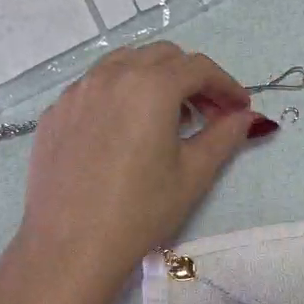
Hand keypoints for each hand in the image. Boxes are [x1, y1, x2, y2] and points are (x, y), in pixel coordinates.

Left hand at [14, 42, 268, 300]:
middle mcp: (111, 76)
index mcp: (151, 86)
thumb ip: (225, 136)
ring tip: (166, 120)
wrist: (70, 247)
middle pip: (162, 56)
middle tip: (208, 115)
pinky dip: (120, 95)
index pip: (198, 68)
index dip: (225, 85)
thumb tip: (248, 117)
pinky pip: (95, 87)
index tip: (239, 109)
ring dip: (154, 79)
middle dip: (191, 79)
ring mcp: (77, 92)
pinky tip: (126, 132)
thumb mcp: (194, 174)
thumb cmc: (141, 211)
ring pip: (124, 63)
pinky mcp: (55, 113)